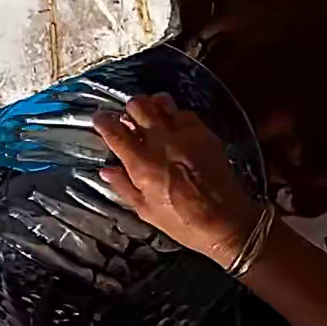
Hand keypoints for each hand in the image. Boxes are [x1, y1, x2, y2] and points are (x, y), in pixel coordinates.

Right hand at [92, 92, 262, 266]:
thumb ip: (124, 187)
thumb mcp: (146, 211)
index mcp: (143, 165)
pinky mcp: (204, 134)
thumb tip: (106, 170)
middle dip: (128, 110)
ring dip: (150, 105)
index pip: (115, 132)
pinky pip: (184, 112)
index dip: (102, 122)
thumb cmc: (184, 223)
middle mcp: (162, 144)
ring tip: (149, 115)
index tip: (99, 119)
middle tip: (127, 119)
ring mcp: (185, 135)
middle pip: (138, 107)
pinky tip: (173, 125)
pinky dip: (174, 114)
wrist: (228, 222)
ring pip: (161, 102)